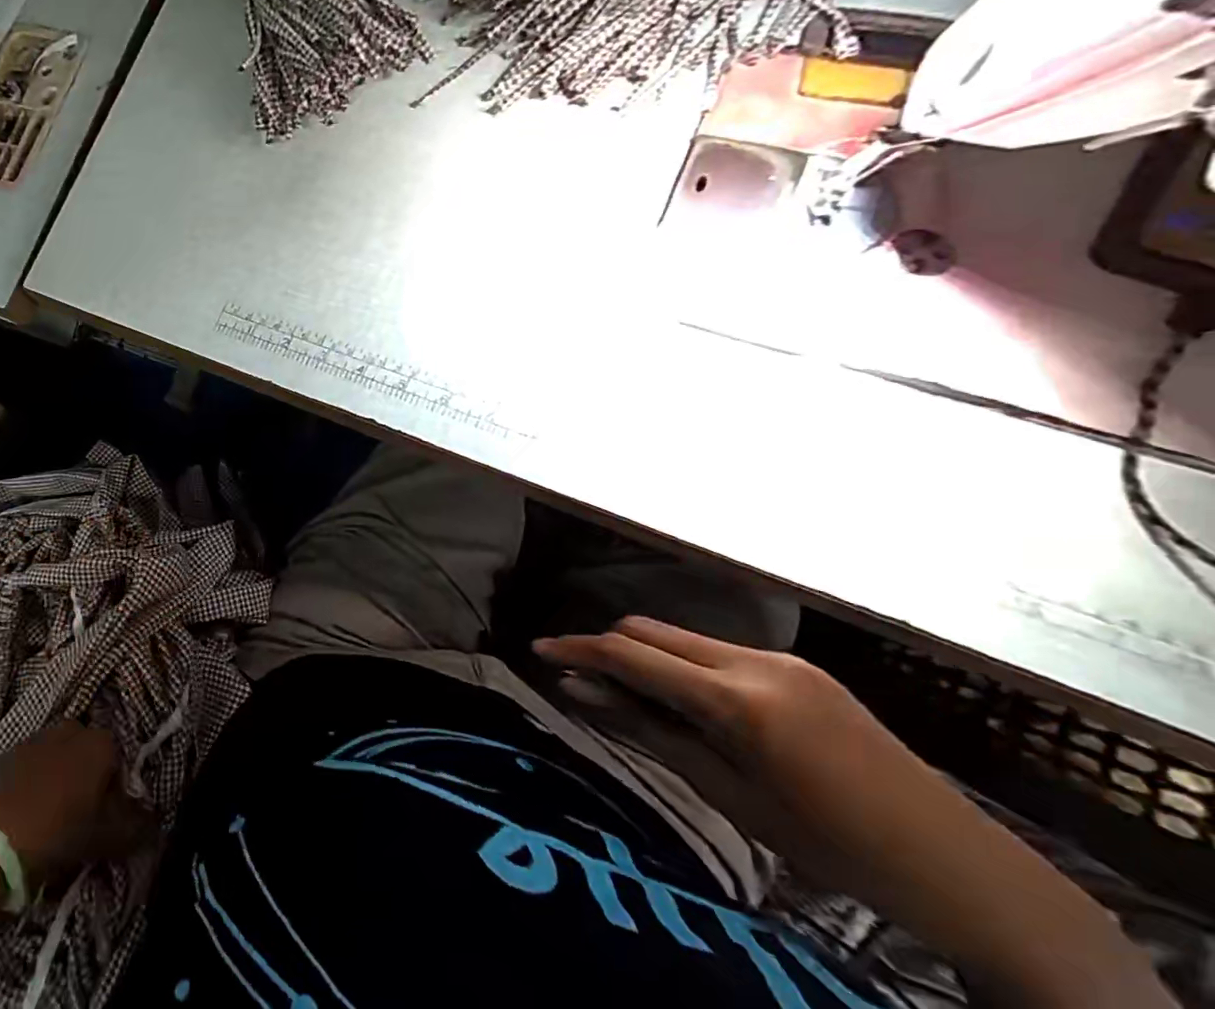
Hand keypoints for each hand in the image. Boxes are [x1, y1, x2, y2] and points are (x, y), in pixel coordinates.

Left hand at [0, 722, 153, 888]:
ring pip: (58, 758)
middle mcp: (70, 729)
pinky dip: (33, 784)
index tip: (107, 818)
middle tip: (82, 817)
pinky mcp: (3, 755)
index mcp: (100, 742)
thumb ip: (137, 825)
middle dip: (88, 779)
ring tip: (52, 818)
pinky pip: (30, 767)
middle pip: (88, 755)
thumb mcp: (107, 837)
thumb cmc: (58, 833)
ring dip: (60, 780)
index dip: (116, 790)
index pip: (120, 761)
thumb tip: (153, 820)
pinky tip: (27, 814)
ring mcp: (33, 739)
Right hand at [534, 617, 1176, 1008]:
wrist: (955, 864)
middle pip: (654, 630)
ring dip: (647, 657)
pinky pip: (720, 652)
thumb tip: (580, 689)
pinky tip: (686, 703)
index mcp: (737, 699)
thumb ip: (646, 729)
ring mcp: (785, 660)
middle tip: (579, 680)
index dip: (578, 649)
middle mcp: (757, 661)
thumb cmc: (829, 845)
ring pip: (685, 638)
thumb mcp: (724, 791)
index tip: (537, 650)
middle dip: (608, 647)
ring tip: (629, 697)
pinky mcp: (802, 669)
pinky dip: (685, 667)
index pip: (632, 654)